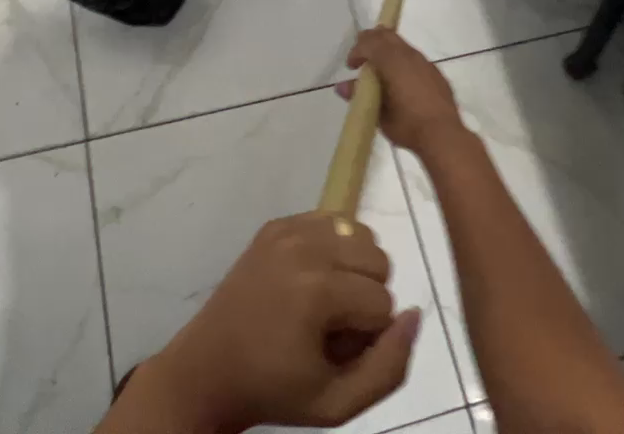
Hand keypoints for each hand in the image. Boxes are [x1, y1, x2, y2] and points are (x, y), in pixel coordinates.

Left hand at [138, 212, 420, 431]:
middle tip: (331, 326)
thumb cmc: (274, 390)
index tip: (335, 352)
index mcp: (316, 289)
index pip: (384, 302)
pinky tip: (311, 278)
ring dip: (354, 268)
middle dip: (367, 296)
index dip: (368, 336)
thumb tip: (414, 314)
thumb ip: (390, 366)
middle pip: (378, 259)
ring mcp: (287, 229)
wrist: (209, 369)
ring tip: (324, 300)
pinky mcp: (276, 224)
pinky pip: (333, 220)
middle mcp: (304, 247)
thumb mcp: (338, 403)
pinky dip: (334, 247)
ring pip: (360, 234)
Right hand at [340, 28, 465, 156]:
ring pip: (401, 45)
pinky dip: (401, 62)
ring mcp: (424, 62)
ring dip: (387, 51)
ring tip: (380, 71)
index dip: (356, 51)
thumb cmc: (407, 124)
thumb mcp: (377, 112)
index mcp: (391, 61)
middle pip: (386, 35)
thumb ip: (359, 94)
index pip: (369, 42)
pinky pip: (414, 58)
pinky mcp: (435, 72)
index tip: (351, 67)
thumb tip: (341, 86)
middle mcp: (408, 55)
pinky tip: (401, 82)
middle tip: (361, 59)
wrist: (444, 135)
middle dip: (370, 42)